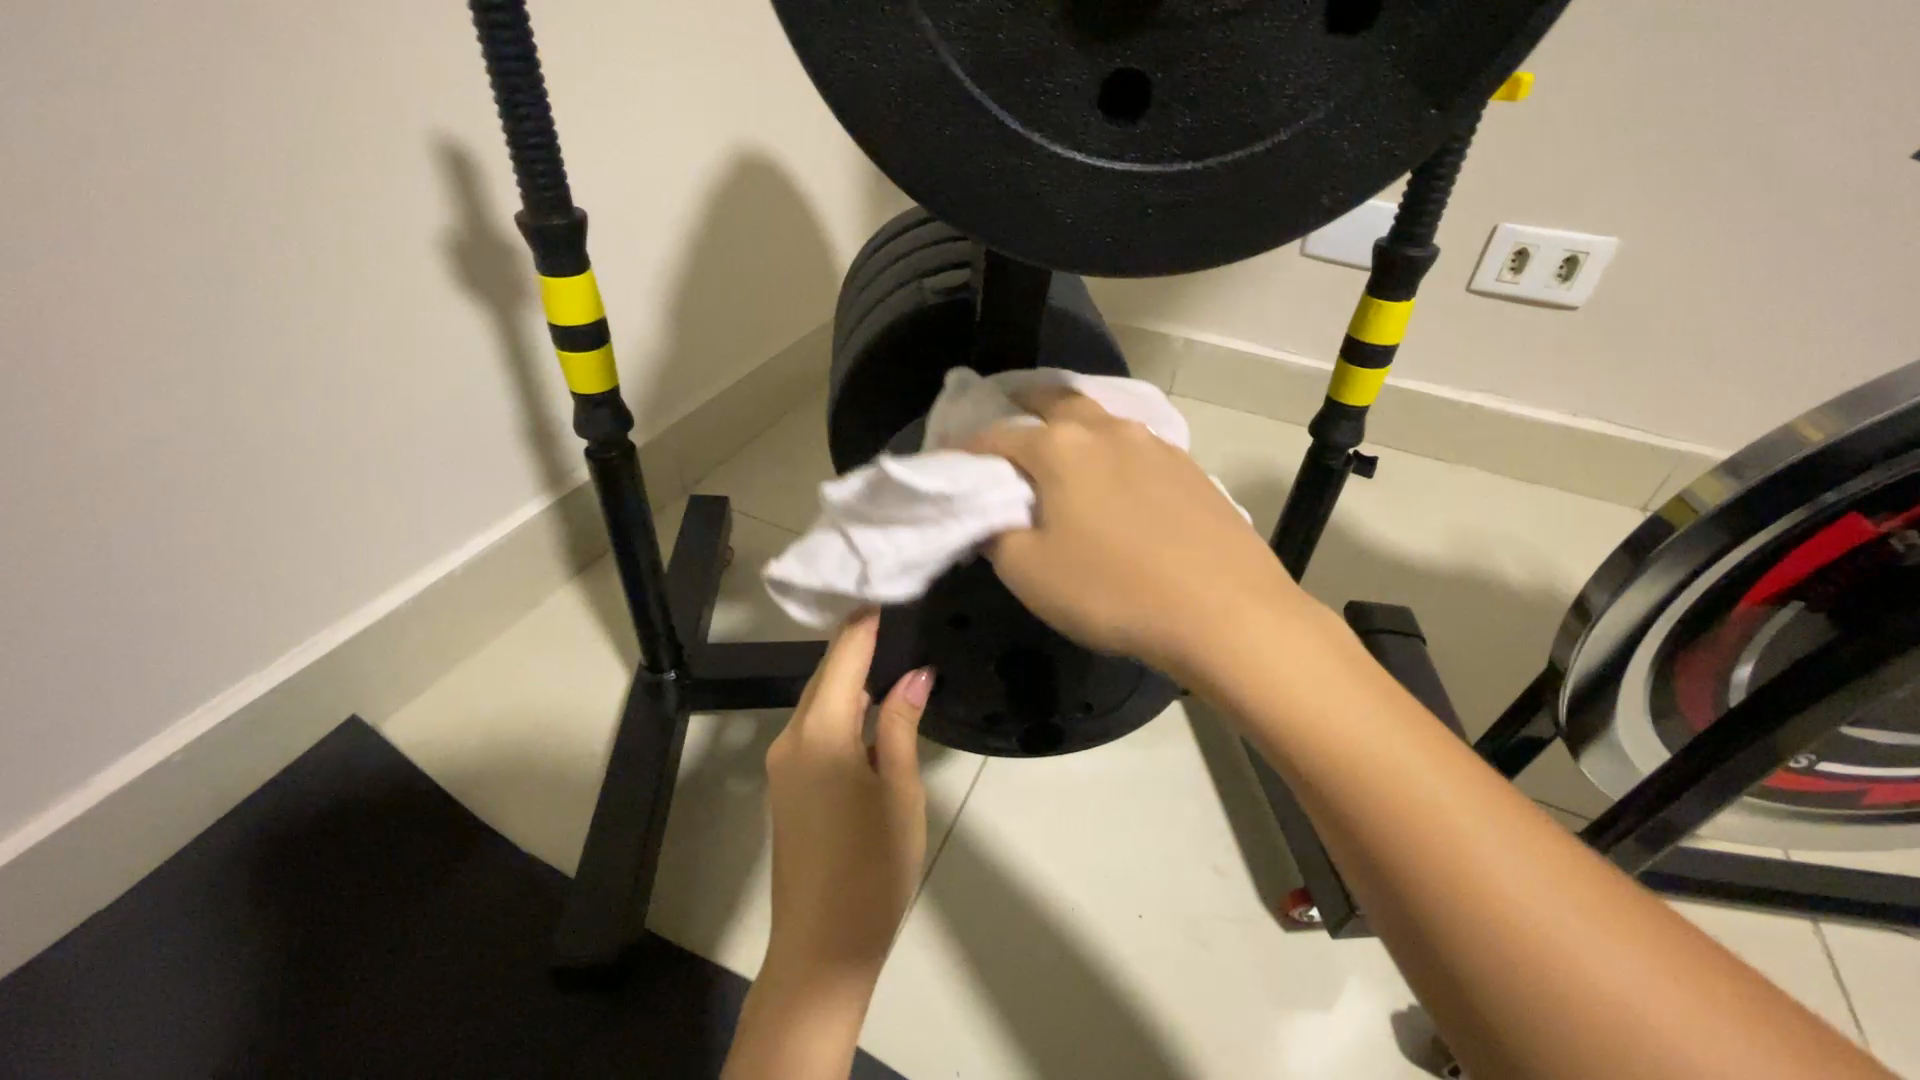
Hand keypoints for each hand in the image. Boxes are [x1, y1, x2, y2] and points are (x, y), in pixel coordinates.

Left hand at [762, 611, 932, 987]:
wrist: (822, 947)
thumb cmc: (873, 868)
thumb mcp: (899, 792)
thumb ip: (901, 725)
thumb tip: (915, 674)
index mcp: (820, 734)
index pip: (843, 658)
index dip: (865, 623)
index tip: (889, 588)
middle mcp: (791, 739)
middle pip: (824, 677)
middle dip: (857, 646)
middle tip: (898, 616)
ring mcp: (784, 764)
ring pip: (818, 703)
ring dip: (849, 678)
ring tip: (893, 652)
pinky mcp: (787, 787)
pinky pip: (813, 730)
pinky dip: (841, 709)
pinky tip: (872, 706)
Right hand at [970, 387, 1323, 682]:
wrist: (1224, 611)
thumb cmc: (1111, 590)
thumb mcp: (1029, 573)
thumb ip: (996, 536)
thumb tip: (991, 517)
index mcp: (1059, 447)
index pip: (997, 435)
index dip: (967, 450)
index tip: (951, 466)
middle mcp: (1107, 430)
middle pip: (1055, 402)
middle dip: (1024, 408)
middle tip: (1007, 425)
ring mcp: (1155, 445)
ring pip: (1101, 421)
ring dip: (1073, 427)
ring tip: (1060, 452)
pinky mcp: (1190, 470)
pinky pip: (1135, 447)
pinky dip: (1111, 452)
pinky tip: (1115, 482)